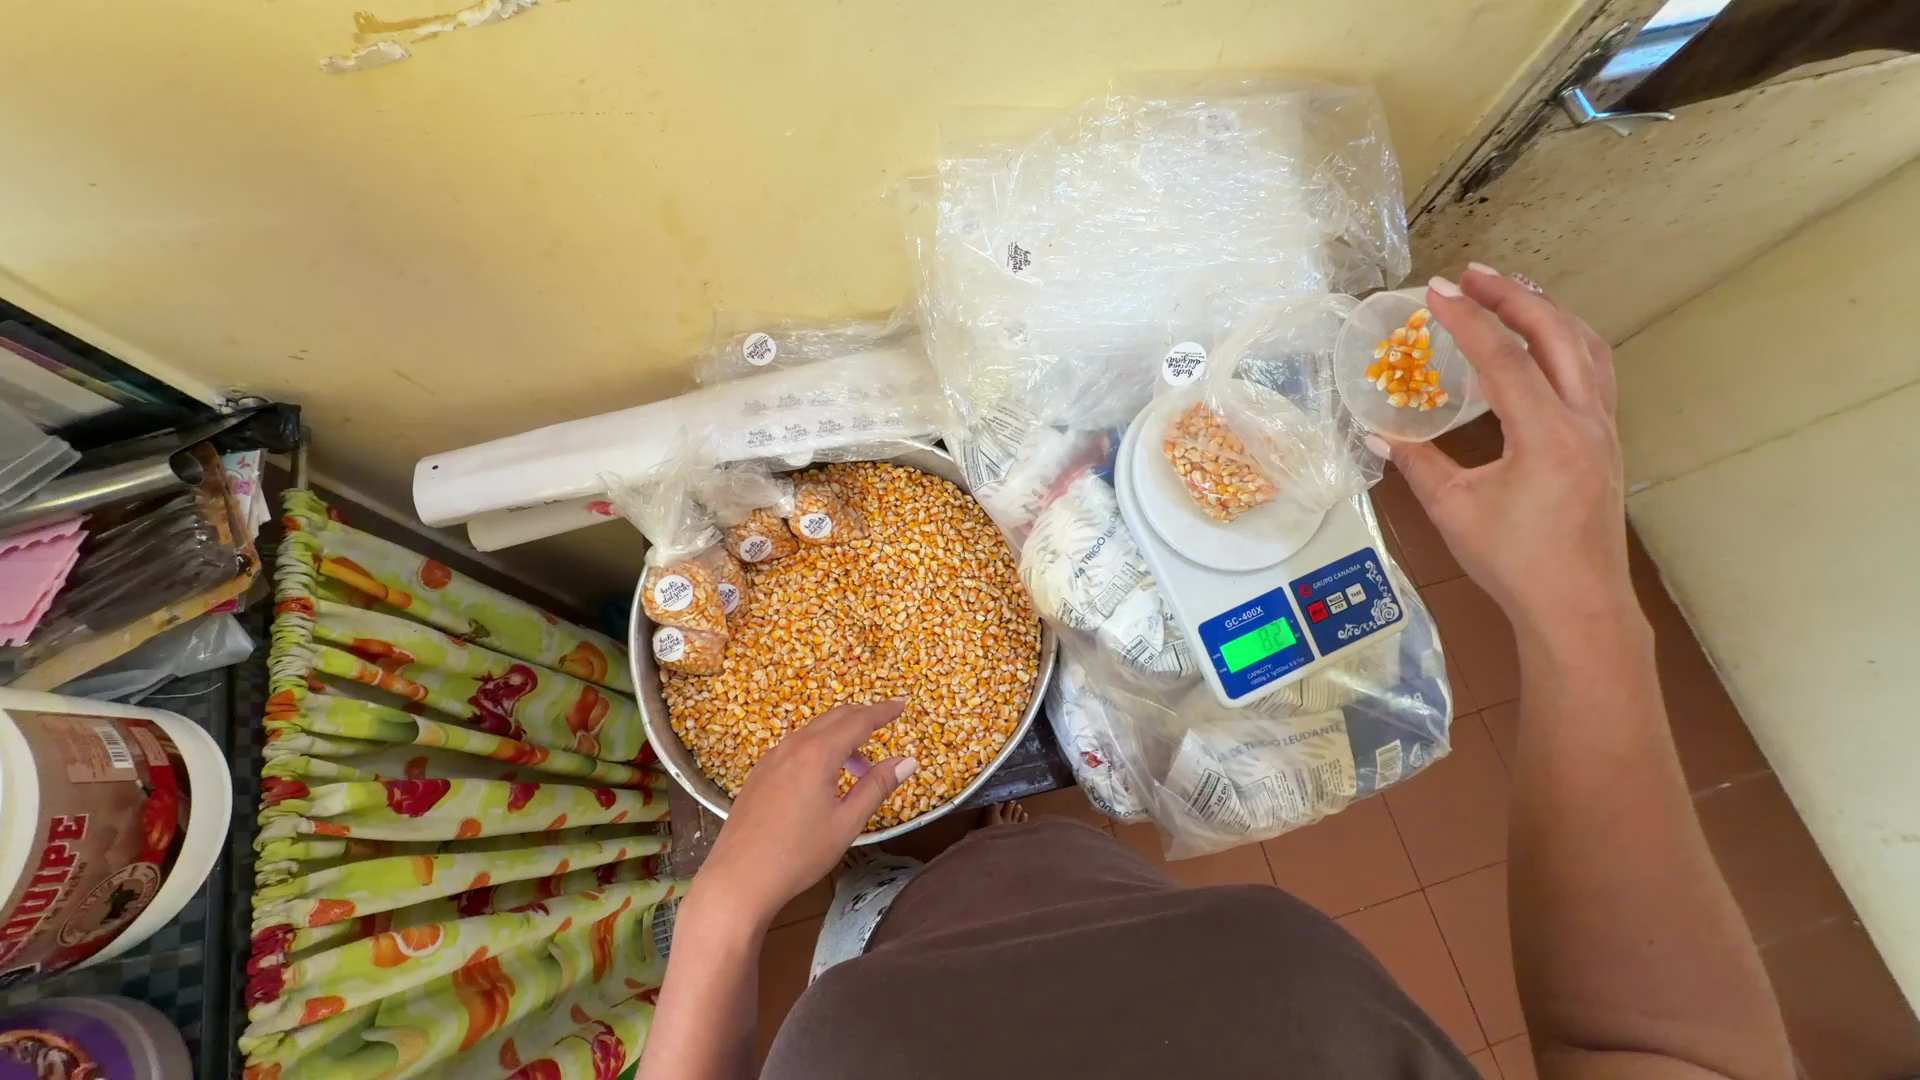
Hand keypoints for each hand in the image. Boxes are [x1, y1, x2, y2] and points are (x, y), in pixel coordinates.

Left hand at [690, 700, 916, 928]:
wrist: (737, 881)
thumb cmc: (798, 855)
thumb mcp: (847, 823)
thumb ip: (877, 786)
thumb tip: (908, 761)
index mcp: (818, 754)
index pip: (859, 721)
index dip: (883, 711)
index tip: (903, 703)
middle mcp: (793, 746)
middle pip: (835, 718)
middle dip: (863, 717)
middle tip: (887, 724)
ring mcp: (772, 757)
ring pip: (814, 731)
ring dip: (842, 738)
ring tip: (860, 769)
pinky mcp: (759, 772)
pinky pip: (797, 746)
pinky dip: (820, 749)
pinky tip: (825, 778)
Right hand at [1379, 265, 1639, 640]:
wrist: (1574, 602)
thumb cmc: (1512, 559)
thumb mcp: (1453, 508)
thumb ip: (1417, 463)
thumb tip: (1377, 433)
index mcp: (1547, 434)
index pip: (1504, 359)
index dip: (1467, 320)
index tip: (1436, 291)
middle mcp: (1585, 419)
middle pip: (1558, 335)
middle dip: (1514, 297)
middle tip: (1472, 276)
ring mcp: (1602, 428)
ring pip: (1586, 347)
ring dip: (1546, 313)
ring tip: (1508, 292)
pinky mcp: (1603, 440)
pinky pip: (1591, 371)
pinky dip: (1563, 342)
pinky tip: (1537, 344)